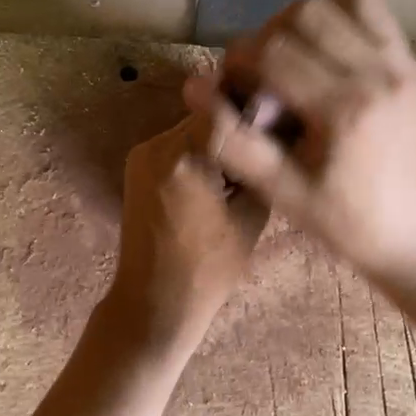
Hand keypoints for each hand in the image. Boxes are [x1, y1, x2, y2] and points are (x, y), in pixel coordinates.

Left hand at [107, 117, 267, 349]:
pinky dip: (199, 153)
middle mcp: (155, 146)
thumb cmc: (208, 270)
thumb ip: (256, 169)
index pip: (225, 111)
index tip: (278, 126)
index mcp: (182, 157)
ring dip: (217, 140)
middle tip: (265, 147)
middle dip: (235, 128)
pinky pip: (176, 145)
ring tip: (244, 166)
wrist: (152, 303)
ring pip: (192, 129)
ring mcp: (141, 154)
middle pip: (206, 117)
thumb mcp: (250, 218)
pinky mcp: (137, 166)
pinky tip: (220, 177)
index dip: (254, 114)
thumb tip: (269, 138)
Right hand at [182, 0, 415, 292]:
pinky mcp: (412, 62)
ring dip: (301, 22)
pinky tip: (324, 50)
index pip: (273, 53)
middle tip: (259, 75)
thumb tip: (192, 86)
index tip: (230, 87)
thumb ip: (232, 140)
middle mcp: (378, 74)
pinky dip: (339, 15)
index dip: (238, 62)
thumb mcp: (281, 192)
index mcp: (345, 110)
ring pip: (337, 2)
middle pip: (303, 16)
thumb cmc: (345, 223)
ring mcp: (401, 63)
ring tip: (291, 59)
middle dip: (267, 37)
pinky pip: (371, 8)